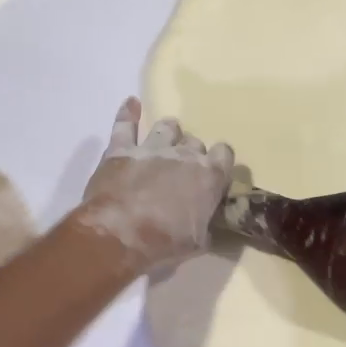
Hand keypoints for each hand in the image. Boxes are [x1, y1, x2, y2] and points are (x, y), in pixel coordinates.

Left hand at [74, 98, 234, 271]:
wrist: (120, 235)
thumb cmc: (166, 242)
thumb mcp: (200, 241)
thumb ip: (207, 222)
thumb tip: (207, 220)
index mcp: (210, 176)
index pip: (225, 153)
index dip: (220, 161)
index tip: (215, 172)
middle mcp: (184, 155)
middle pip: (195, 142)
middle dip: (192, 152)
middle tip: (184, 169)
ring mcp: (152, 148)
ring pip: (166, 127)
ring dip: (169, 133)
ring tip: (166, 140)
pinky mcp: (121, 149)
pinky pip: (125, 124)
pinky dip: (128, 113)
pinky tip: (132, 104)